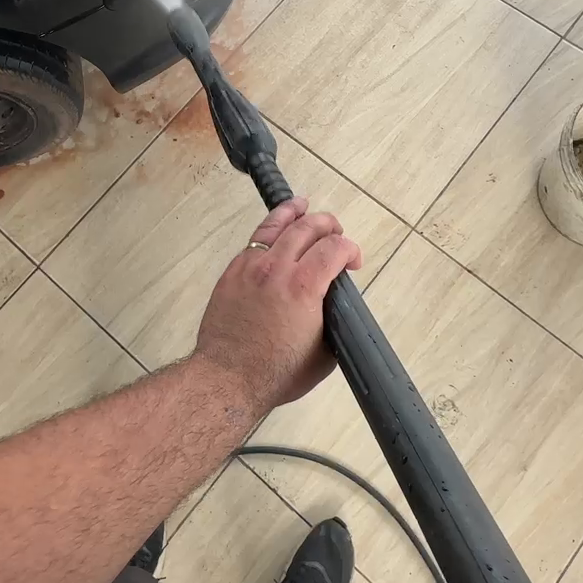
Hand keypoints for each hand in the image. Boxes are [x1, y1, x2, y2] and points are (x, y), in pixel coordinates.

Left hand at [193, 197, 361, 409]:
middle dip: (328, 224)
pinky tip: (275, 234)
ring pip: (275, 226)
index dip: (350, 249)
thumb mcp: (324, 352)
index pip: (334, 247)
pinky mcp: (232, 273)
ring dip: (293, 212)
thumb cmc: (278, 372)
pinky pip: (253, 242)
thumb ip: (334, 319)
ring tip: (302, 205)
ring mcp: (251, 267)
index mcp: (304, 286)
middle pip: (307, 227)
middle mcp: (277, 268)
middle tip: (336, 232)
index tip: (353, 261)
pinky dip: (269, 232)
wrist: (228, 377)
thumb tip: (334, 303)